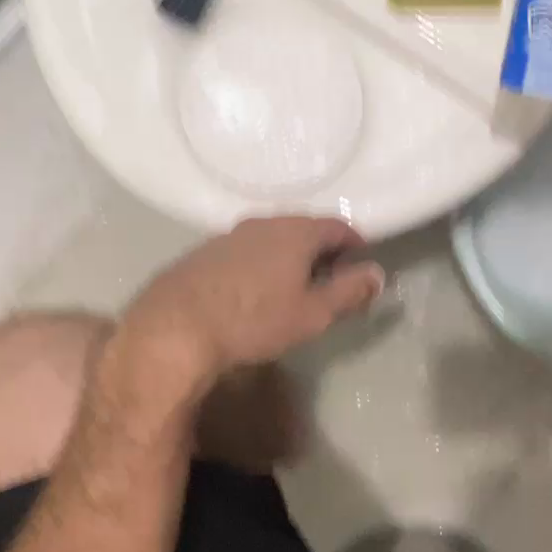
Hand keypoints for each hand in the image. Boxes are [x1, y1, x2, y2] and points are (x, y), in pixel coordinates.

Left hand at [118, 216, 383, 376]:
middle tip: (332, 274)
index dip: (356, 243)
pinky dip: (261, 262)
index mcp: (296, 231)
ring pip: (272, 237)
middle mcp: (264, 222)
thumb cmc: (254, 321)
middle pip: (304, 227)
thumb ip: (349, 292)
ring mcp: (229, 234)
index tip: (362, 261)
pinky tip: (256, 289)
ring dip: (289, 255)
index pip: (338, 226)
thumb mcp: (313, 314)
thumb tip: (377, 274)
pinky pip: (246, 250)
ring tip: (295, 283)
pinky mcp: (204, 252)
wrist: (174, 328)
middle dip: (322, 248)